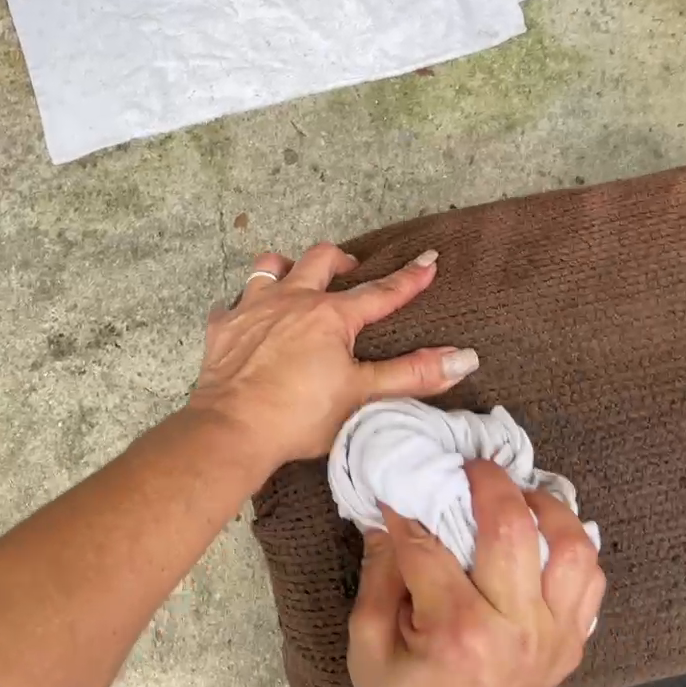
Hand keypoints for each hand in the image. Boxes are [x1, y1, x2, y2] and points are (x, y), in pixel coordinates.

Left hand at [186, 243, 479, 471]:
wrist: (233, 427)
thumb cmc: (300, 415)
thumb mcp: (363, 396)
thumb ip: (412, 374)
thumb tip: (462, 358)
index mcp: (330, 315)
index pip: (380, 292)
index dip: (408, 278)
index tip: (429, 259)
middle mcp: (291, 300)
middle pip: (320, 261)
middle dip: (341, 260)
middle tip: (351, 269)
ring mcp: (252, 308)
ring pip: (269, 267)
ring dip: (287, 268)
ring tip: (296, 277)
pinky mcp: (223, 326)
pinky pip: (233, 302)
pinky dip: (244, 305)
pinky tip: (248, 318)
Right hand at [349, 460, 606, 686]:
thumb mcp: (366, 642)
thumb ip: (378, 574)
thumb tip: (386, 515)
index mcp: (457, 631)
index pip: (429, 547)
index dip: (405, 513)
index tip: (393, 492)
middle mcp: (515, 628)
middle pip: (514, 530)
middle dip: (487, 483)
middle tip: (467, 465)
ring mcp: (553, 636)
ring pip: (573, 549)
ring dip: (546, 506)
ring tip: (517, 491)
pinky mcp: (570, 641)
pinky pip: (590, 579)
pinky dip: (573, 543)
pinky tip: (543, 528)